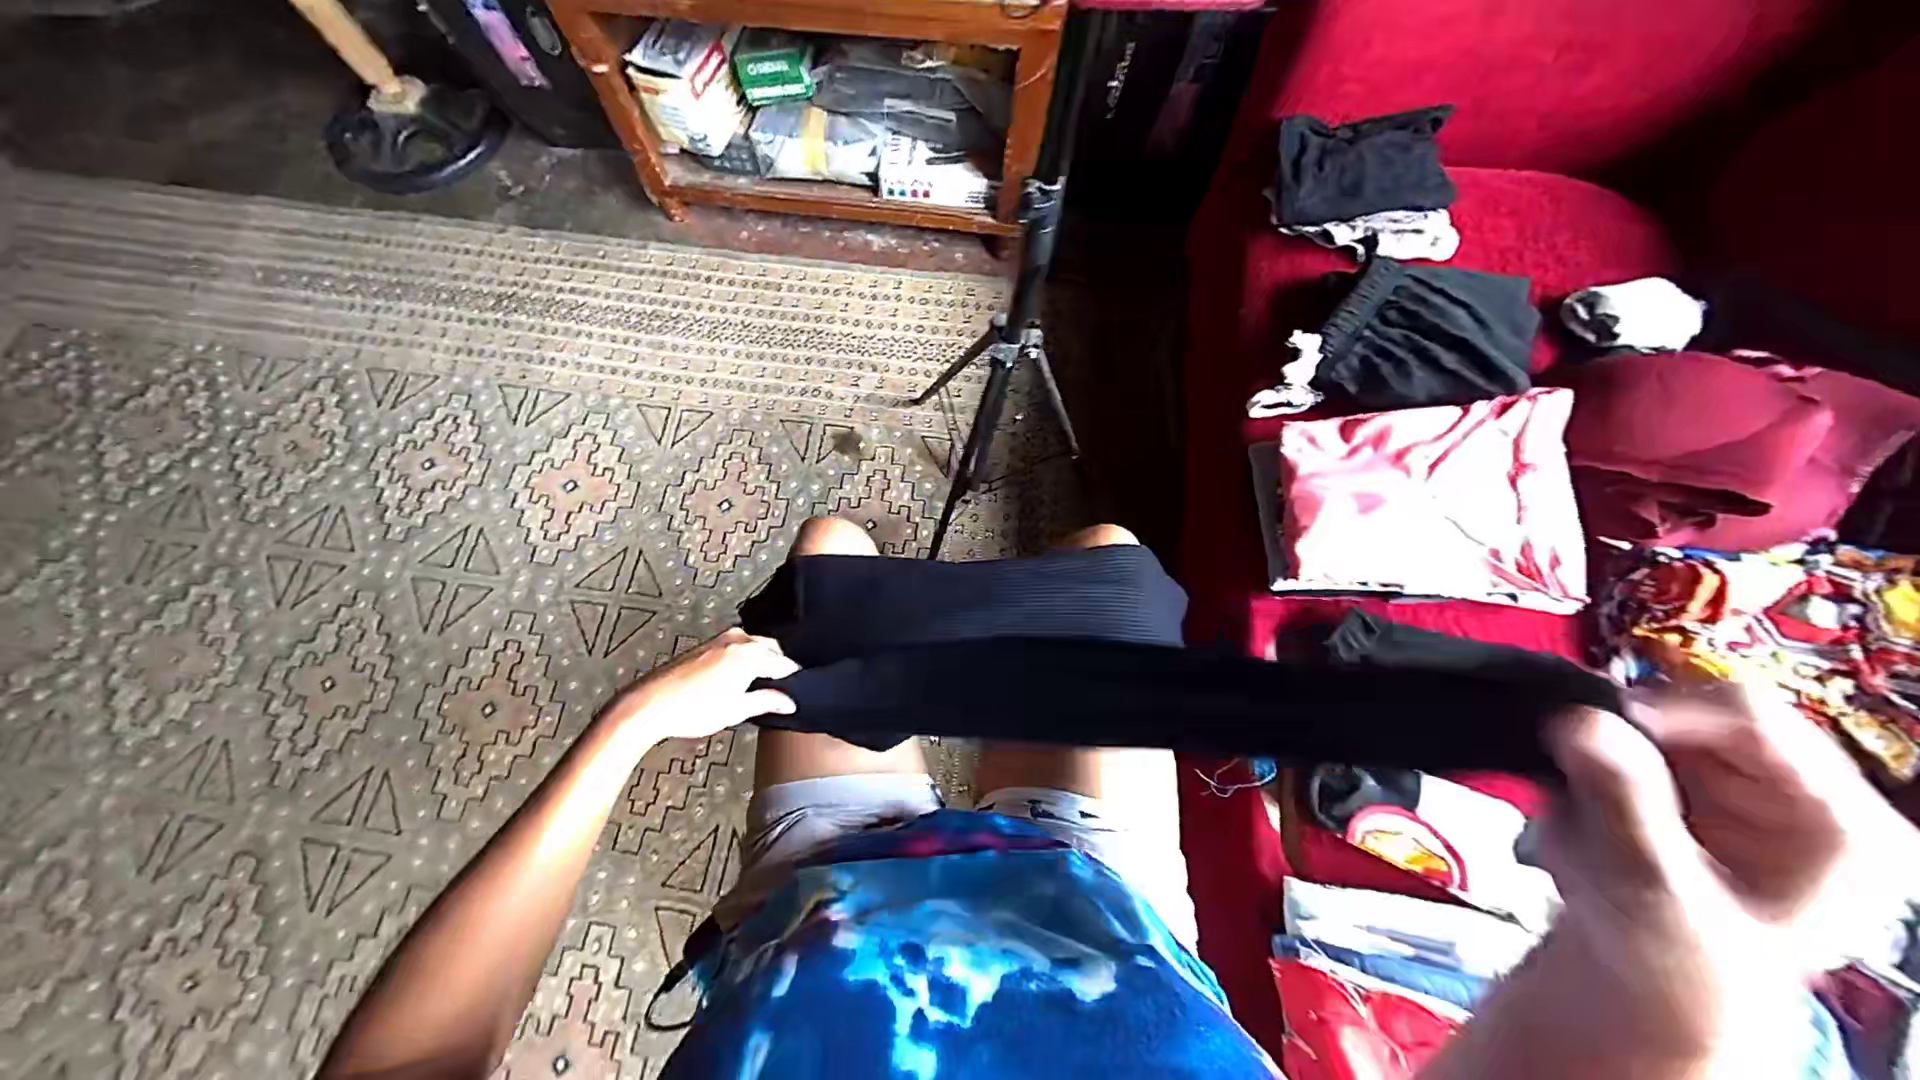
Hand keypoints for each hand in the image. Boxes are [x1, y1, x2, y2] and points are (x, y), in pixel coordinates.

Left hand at [601, 629, 798, 742]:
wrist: (649, 704)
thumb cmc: (692, 709)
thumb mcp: (736, 710)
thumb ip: (766, 701)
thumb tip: (789, 701)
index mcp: (750, 654)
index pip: (784, 663)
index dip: (794, 678)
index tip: (799, 689)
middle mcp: (738, 640)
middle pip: (772, 649)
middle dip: (779, 665)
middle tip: (783, 688)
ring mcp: (721, 640)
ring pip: (754, 645)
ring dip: (761, 659)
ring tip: (762, 684)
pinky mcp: (707, 645)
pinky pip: (738, 645)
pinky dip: (746, 657)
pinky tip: (741, 677)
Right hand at [1533, 683, 1919, 1073]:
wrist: (1650, 979)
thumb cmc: (1670, 953)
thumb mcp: (1646, 885)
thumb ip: (1620, 802)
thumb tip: (1577, 718)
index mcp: (1842, 827)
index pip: (1751, 718)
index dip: (1662, 709)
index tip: (1585, 728)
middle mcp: (1805, 791)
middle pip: (1700, 709)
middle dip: (1625, 730)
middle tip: (1574, 767)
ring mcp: (1747, 782)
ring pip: (1658, 714)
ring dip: (1602, 744)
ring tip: (1577, 793)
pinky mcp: (1693, 778)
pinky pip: (1631, 733)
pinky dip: (1593, 753)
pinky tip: (1584, 792)